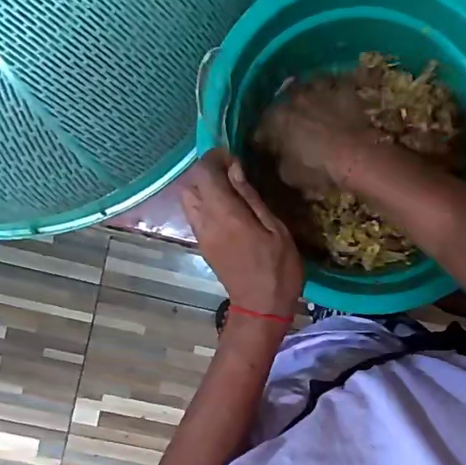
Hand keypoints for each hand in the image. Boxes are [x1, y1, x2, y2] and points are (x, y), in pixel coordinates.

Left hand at [181, 151, 302, 317]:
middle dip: (206, 172)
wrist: (260, 307)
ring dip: (203, 188)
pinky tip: (226, 208)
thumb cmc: (277, 268)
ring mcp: (200, 235)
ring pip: (188, 200)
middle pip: (190, 184)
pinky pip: (194, 215)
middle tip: (231, 172)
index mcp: (225, 215)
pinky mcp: (202, 245)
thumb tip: (234, 169)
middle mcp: (205, 222)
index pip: (204, 173)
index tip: (234, 157)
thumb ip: (251, 197)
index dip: (215, 158)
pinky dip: (204, 203)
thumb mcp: (276, 229)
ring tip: (228, 189)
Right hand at [252, 76, 378, 195]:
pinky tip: (335, 104)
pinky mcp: (342, 89)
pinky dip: (332, 94)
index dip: (265, 139)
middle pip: (283, 104)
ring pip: (308, 89)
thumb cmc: (317, 168)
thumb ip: (278, 160)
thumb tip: (278, 156)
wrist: (355, 157)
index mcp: (275, 119)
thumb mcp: (288, 174)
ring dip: (307, 99)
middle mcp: (293, 98)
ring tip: (313, 112)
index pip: (262, 128)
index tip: (269, 149)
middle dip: (285, 115)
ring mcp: (319, 90)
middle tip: (291, 129)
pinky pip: (334, 87)